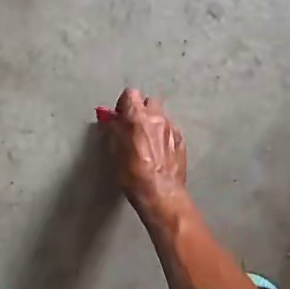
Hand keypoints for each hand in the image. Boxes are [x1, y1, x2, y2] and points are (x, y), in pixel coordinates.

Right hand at [103, 89, 190, 227]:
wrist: (161, 195)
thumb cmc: (133, 174)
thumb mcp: (115, 150)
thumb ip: (113, 127)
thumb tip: (108, 115)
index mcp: (137, 115)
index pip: (130, 94)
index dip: (124, 105)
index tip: (120, 118)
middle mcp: (156, 116)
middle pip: (148, 102)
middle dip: (140, 111)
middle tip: (133, 128)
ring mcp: (171, 127)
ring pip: (160, 115)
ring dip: (153, 122)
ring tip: (147, 142)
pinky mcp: (181, 140)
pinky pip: (170, 129)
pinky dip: (163, 135)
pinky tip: (159, 151)